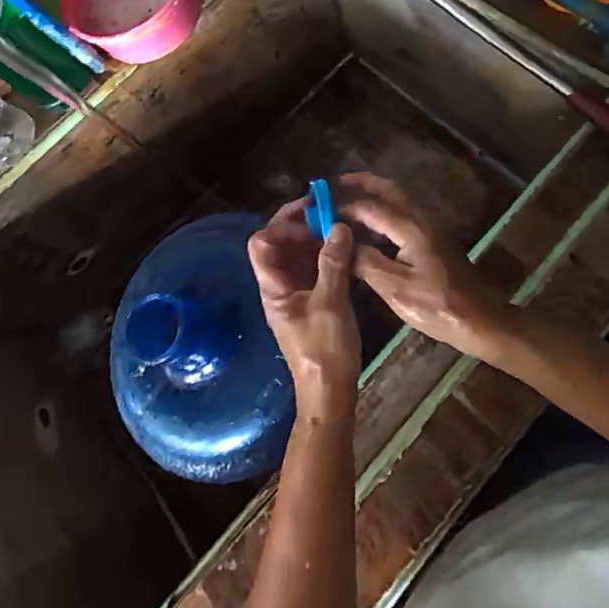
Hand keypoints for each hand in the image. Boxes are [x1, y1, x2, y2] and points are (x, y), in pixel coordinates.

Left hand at [249, 198, 361, 414]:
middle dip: (301, 225)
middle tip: (331, 213)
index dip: (282, 225)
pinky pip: (313, 269)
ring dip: (316, 239)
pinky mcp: (312, 302)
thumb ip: (332, 263)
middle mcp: (279, 286)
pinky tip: (348, 250)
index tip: (312, 215)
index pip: (261, 243)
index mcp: (273, 286)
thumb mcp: (330, 304)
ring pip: (298, 255)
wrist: (330, 394)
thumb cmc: (324, 350)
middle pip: (279, 244)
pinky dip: (326, 255)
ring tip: (342, 226)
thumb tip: (338, 226)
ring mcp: (296, 294)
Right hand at [336, 173, 514, 360]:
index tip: (317, 211)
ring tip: (344, 199)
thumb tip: (340, 243)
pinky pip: (403, 212)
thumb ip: (365, 261)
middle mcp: (421, 217)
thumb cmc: (437, 306)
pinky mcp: (433, 237)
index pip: (368, 206)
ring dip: (372, 194)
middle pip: (387, 188)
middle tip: (331, 185)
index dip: (341, 207)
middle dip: (359, 183)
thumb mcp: (395, 288)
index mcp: (410, 227)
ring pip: (397, 197)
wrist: (480, 319)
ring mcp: (430, 226)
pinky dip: (383, 210)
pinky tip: (368, 226)